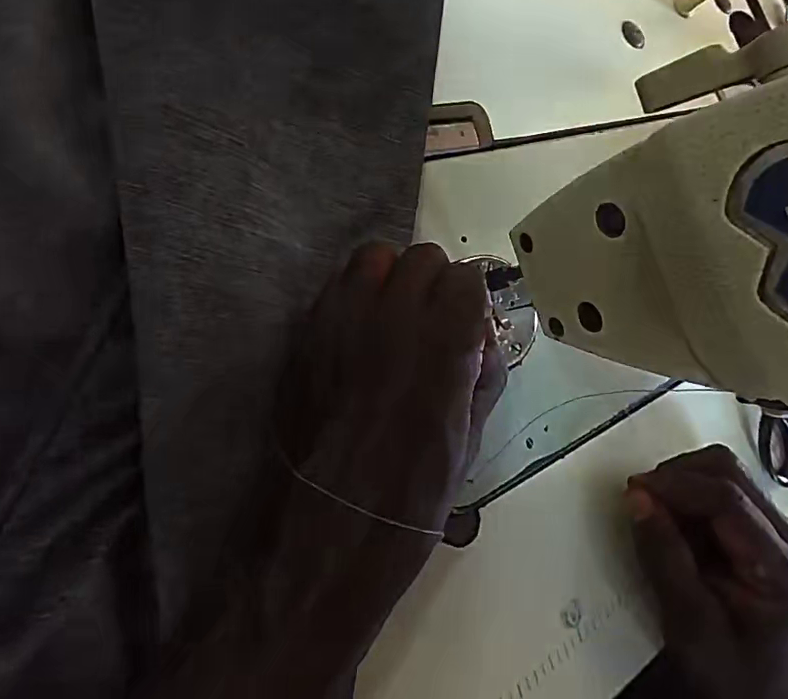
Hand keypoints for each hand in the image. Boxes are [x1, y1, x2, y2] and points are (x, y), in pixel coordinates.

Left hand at [157, 243, 504, 696]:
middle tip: (432, 317)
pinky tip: (356, 330)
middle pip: (422, 258)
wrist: (329, 531)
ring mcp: (342, 321)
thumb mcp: (470, 436)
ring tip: (391, 312)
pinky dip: (353, 294)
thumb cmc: (413, 495)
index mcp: (444, 343)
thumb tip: (479, 339)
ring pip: (373, 257)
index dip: (472, 299)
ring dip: (390, 277)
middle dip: (435, 281)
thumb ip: (480, 374)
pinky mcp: (306, 335)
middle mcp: (393, 318)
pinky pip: (335, 286)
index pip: (467, 278)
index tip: (469, 321)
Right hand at [626, 445, 787, 698]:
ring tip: (658, 512)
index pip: (728, 500)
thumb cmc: (728, 675)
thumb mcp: (688, 626)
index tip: (637, 488)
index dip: (677, 485)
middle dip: (680, 476)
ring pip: (728, 475)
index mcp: (782, 570)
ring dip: (685, 483)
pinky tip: (676, 523)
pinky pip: (726, 492)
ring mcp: (782, 536)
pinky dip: (693, 496)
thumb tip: (638, 499)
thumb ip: (664, 558)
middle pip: (731, 475)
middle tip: (643, 496)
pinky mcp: (766, 534)